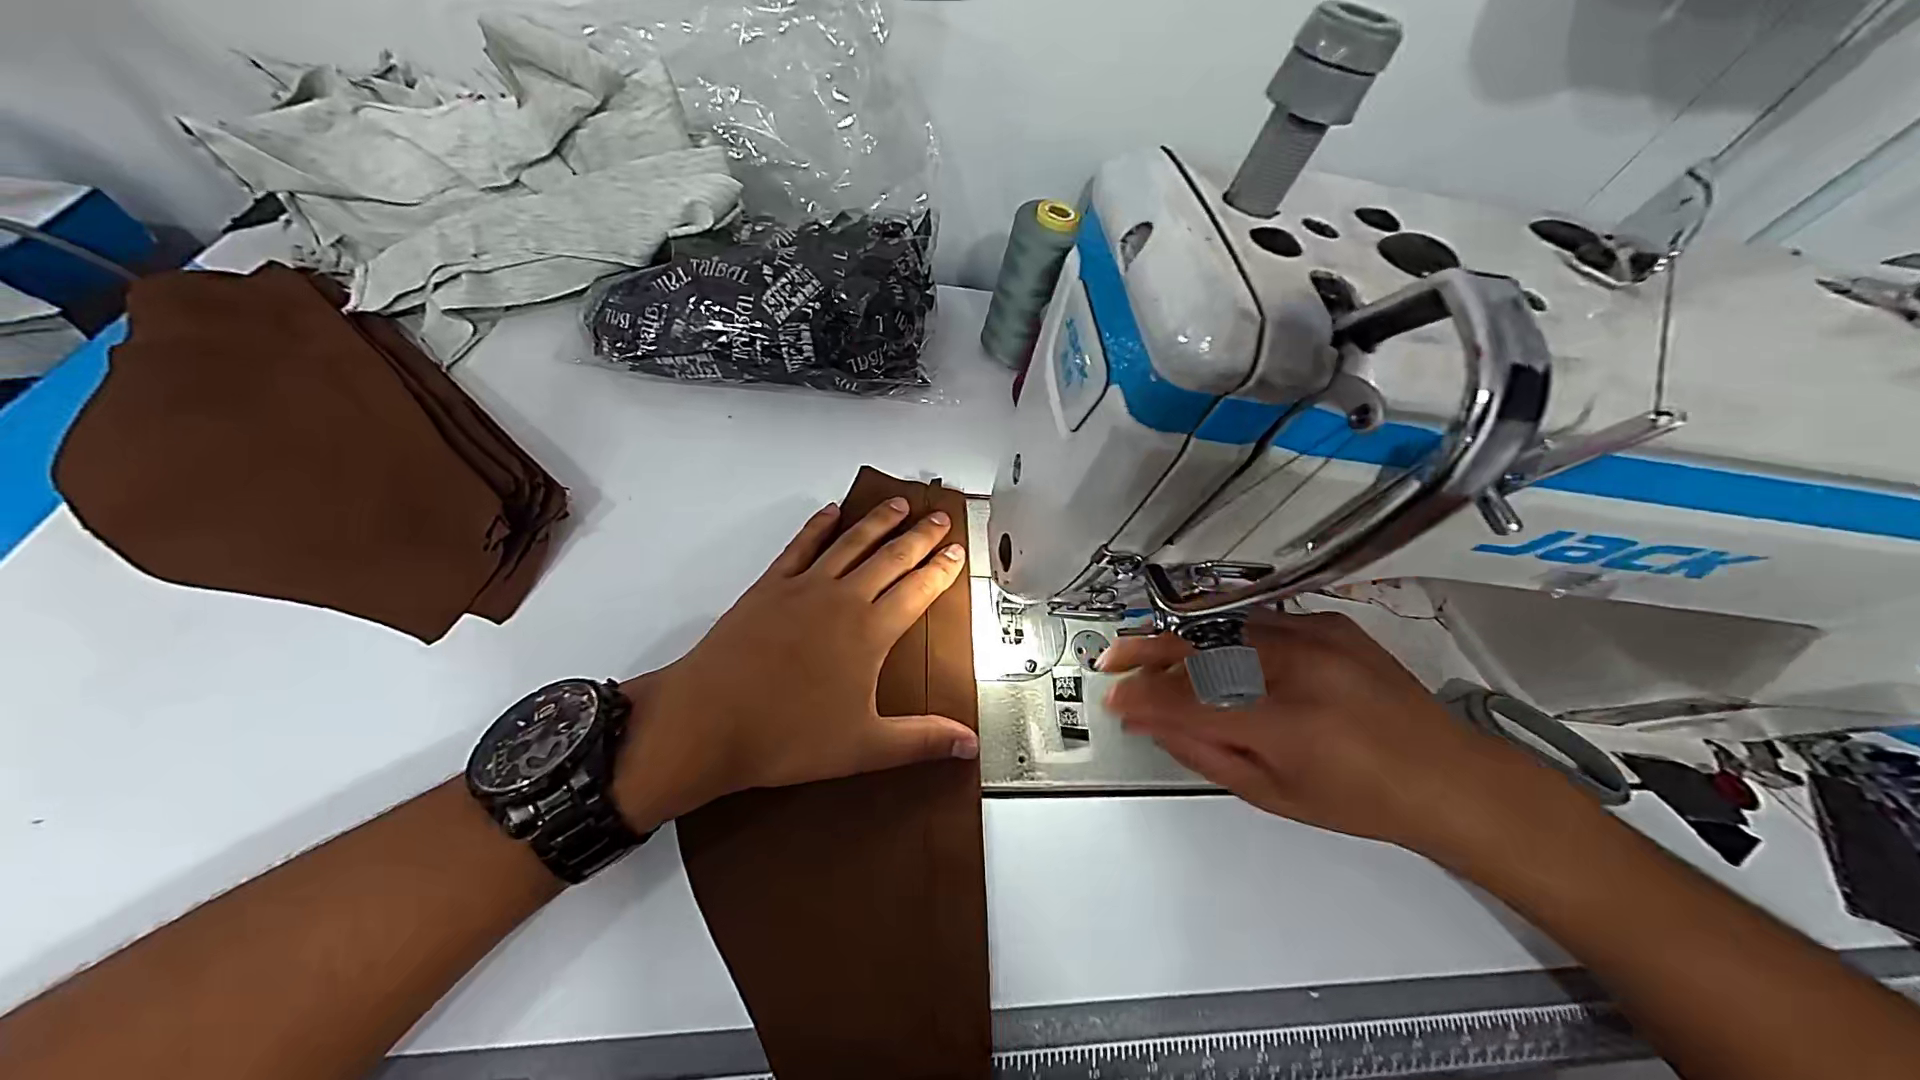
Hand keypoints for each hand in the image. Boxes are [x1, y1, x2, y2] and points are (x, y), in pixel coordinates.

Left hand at [612, 498, 976, 833]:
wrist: (708, 722)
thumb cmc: (782, 735)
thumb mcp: (864, 746)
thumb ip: (920, 740)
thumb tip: (965, 744)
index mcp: (869, 633)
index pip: (919, 589)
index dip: (942, 569)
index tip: (956, 553)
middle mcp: (841, 601)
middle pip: (892, 556)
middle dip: (920, 535)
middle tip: (937, 518)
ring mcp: (804, 588)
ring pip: (851, 542)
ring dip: (877, 520)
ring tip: (896, 504)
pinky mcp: (769, 587)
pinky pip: (801, 545)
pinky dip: (818, 526)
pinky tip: (829, 513)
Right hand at [1100, 610, 1583, 863]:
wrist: (1447, 776)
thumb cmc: (1363, 799)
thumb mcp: (1272, 794)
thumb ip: (1204, 752)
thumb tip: (1154, 723)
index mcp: (1286, 723)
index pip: (1189, 702)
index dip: (1142, 698)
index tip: (1116, 698)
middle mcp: (1301, 669)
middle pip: (1201, 651)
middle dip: (1146, 653)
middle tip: (1113, 658)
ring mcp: (1317, 637)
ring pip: (1225, 627)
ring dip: (1178, 638)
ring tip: (1147, 648)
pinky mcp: (1330, 622)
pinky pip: (1260, 619)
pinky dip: (1225, 631)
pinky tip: (1205, 641)